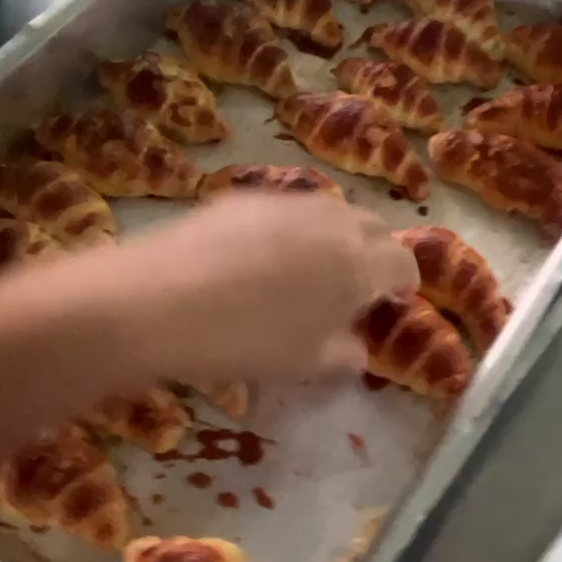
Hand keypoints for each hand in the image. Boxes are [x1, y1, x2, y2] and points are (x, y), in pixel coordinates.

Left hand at [60, 193, 418, 382]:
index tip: (395, 300)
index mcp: (361, 264)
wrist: (157, 300)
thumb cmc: (246, 340)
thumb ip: (345, 356)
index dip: (405, 283)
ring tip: (313, 269)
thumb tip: (357, 350)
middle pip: (374, 227)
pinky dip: (296, 229)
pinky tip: (264, 258)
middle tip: (358, 284)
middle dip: (377, 253)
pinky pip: (290, 209)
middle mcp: (334, 222)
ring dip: (337, 237)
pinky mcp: (248, 197)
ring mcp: (289, 202)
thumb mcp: (306, 364)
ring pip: (332, 213)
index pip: (404, 263)